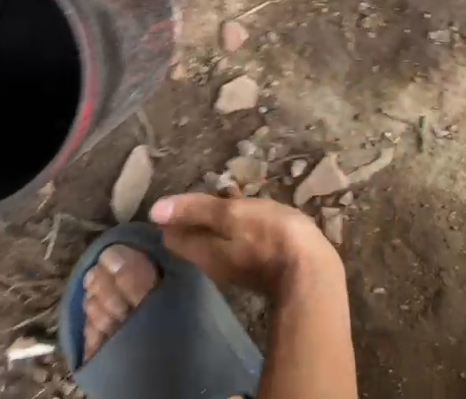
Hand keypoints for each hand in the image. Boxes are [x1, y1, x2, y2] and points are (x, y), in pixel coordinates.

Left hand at [150, 193, 341, 300]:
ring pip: (217, 242)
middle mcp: (214, 264)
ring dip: (221, 222)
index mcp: (203, 251)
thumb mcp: (234, 214)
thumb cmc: (271, 237)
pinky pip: (239, 244)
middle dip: (197, 217)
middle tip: (211, 191)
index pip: (173, 235)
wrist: (309, 274)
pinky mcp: (258, 268)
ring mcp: (237, 268)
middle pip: (194, 239)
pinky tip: (255, 217)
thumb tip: (155, 210)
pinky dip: (240, 229)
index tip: (183, 195)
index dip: (174, 214)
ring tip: (234, 198)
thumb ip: (198, 210)